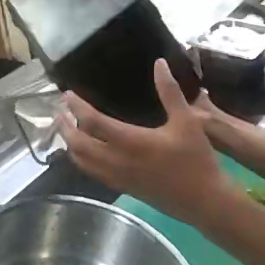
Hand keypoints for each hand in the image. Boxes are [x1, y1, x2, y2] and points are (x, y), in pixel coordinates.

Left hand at [58, 59, 233, 224]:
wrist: (203, 201)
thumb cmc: (196, 158)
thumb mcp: (187, 121)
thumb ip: (170, 92)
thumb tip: (159, 64)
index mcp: (130, 142)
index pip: (93, 122)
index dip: (77, 108)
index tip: (68, 95)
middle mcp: (117, 161)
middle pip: (79, 144)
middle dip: (66, 127)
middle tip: (60, 112)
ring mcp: (118, 178)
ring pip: (83, 163)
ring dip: (71, 145)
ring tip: (68, 130)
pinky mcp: (124, 188)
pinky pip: (93, 174)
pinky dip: (82, 161)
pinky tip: (87, 153)